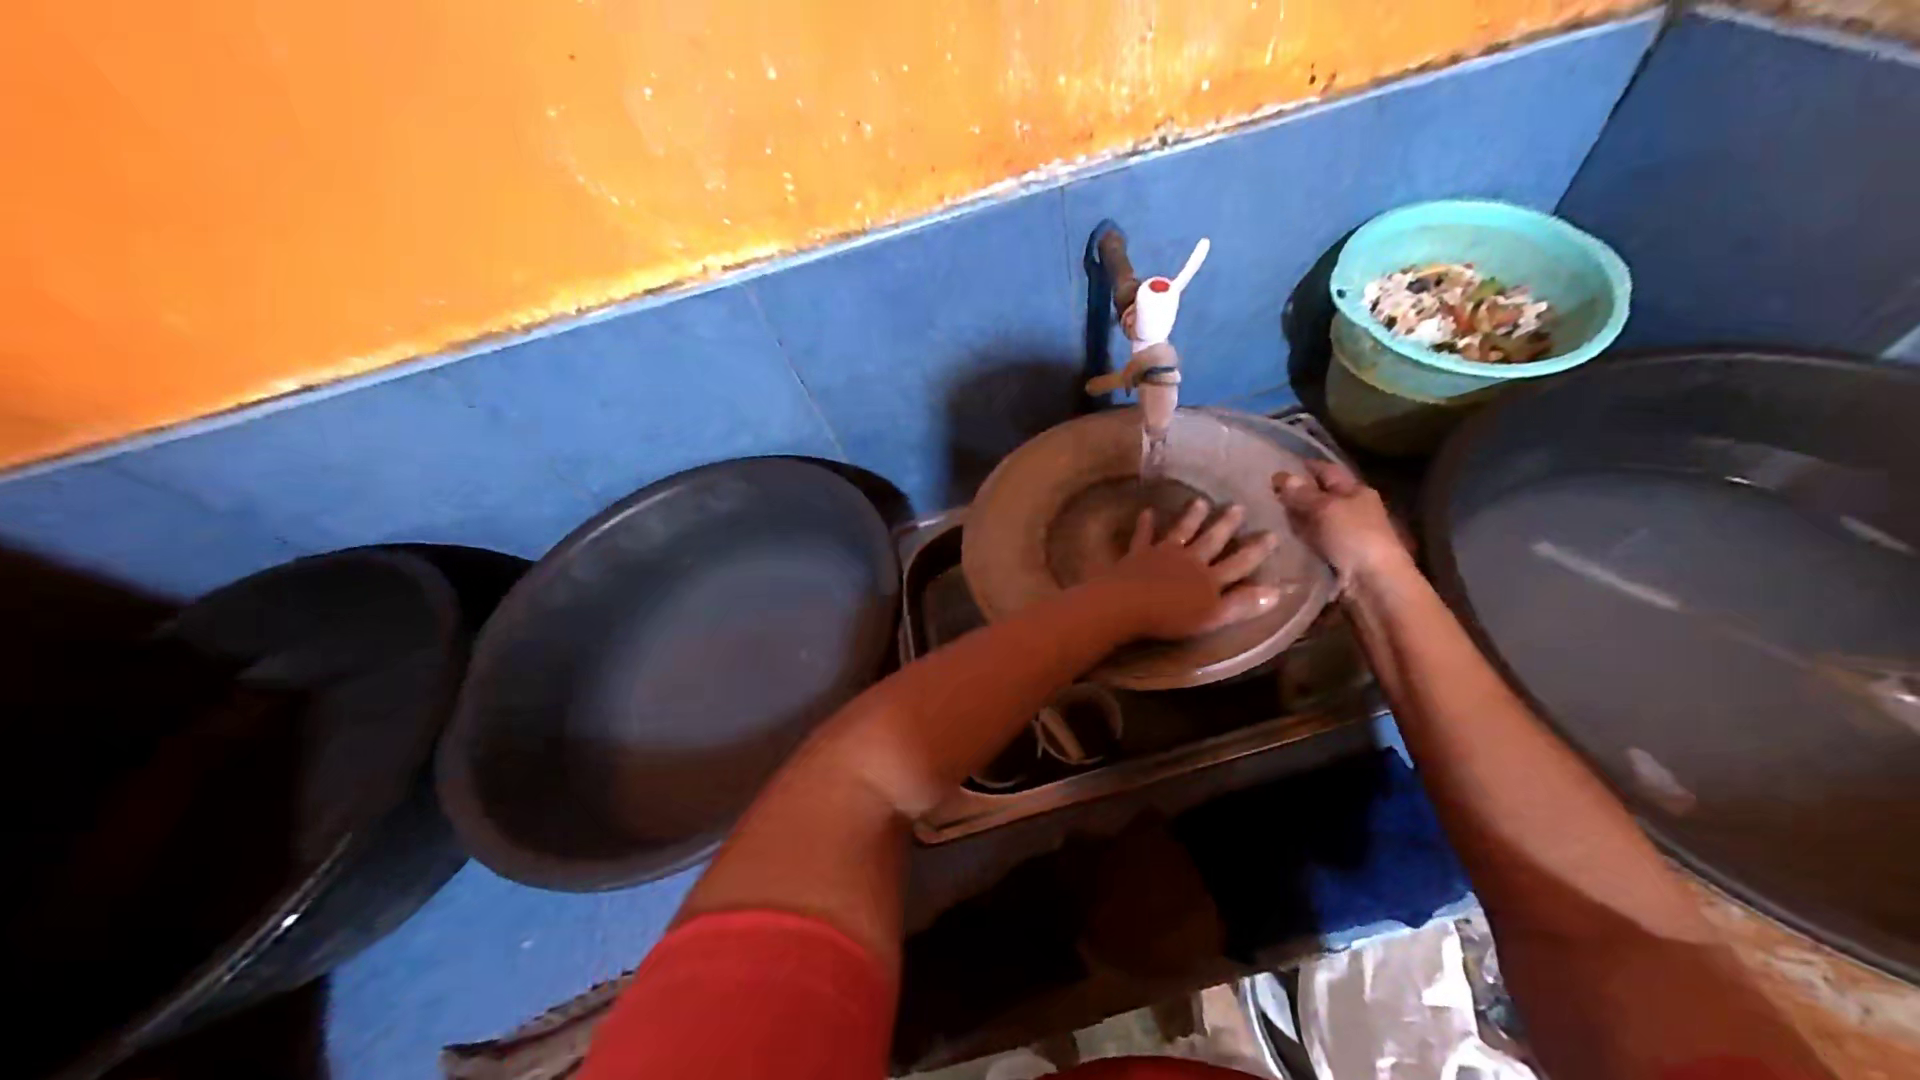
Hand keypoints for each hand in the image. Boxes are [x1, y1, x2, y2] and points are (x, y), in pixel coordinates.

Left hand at [1092, 499, 1283, 639]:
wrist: (1127, 603)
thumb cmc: (1171, 617)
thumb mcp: (1213, 617)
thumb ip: (1242, 604)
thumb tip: (1277, 592)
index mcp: (1210, 579)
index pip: (1240, 563)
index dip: (1256, 550)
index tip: (1272, 533)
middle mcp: (1191, 561)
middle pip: (1212, 540)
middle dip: (1226, 524)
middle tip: (1238, 506)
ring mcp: (1163, 554)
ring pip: (1182, 531)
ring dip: (1191, 516)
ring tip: (1201, 501)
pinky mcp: (1139, 554)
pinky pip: (1144, 536)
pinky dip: (1146, 524)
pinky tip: (1147, 511)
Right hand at [1272, 461, 1408, 582]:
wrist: (1372, 583)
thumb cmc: (1354, 537)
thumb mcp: (1326, 508)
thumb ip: (1302, 493)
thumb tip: (1282, 475)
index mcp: (1355, 491)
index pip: (1326, 471)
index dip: (1304, 466)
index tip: (1276, 465)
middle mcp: (1351, 509)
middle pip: (1318, 495)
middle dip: (1294, 493)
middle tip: (1261, 492)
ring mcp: (1342, 533)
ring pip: (1311, 519)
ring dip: (1292, 518)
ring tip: (1261, 514)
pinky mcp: (1333, 555)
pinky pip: (1309, 540)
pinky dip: (1295, 538)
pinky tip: (1276, 537)